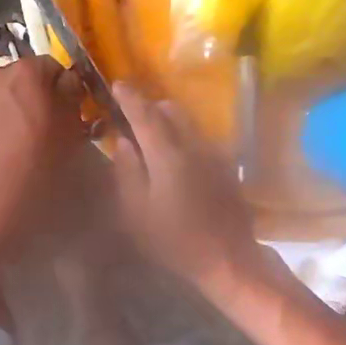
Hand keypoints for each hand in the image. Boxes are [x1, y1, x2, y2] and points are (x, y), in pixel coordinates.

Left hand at [0, 55, 83, 231]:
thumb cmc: (42, 157)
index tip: (72, 108)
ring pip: (6, 93)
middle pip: (26, 77)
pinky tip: (7, 143)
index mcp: (26, 69)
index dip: (66, 85)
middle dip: (39, 93)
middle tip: (52, 122)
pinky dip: (0, 119)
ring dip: (18, 105)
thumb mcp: (72, 125)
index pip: (54, 65)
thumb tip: (69, 80)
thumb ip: (73, 93)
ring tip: (27, 135)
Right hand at [107, 83, 266, 291]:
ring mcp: (214, 155)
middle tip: (132, 117)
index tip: (116, 85)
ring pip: (188, 123)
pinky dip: (184, 137)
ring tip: (152, 137)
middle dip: (150, 107)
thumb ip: (128, 173)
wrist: (229, 259)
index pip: (145, 114)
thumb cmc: (176, 243)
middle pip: (171, 111)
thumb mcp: (138, 214)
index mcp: (168, 156)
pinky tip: (176, 159)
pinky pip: (201, 139)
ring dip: (168, 122)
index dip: (129, 97)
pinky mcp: (226, 167)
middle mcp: (194, 146)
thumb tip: (123, 142)